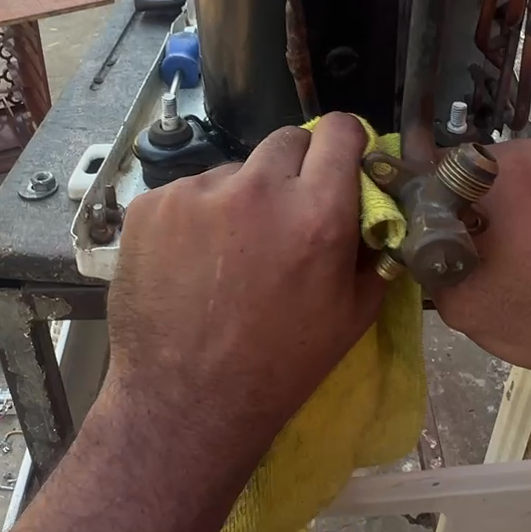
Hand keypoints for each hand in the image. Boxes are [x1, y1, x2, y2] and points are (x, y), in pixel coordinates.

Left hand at [103, 118, 385, 461]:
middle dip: (294, 169)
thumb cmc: (281, 365)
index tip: (340, 160)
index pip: (338, 129)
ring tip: (231, 250)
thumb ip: (375, 246)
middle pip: (286, 141)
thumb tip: (378, 203)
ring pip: (234, 170)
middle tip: (285, 213)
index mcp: (316, 213)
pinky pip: (189, 192)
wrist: (185, 402)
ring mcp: (196, 193)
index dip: (344, 142)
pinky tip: (193, 259)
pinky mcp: (151, 205)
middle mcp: (256, 189)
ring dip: (242, 195)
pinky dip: (197, 215)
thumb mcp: (354, 313)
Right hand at [432, 139, 530, 397]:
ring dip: (471, 223)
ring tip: (474, 268)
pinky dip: (500, 226)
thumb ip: (422, 268)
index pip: (422, 176)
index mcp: (494, 167)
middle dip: (442, 217)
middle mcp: (523, 155)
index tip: (408, 247)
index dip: (408, 213)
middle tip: (439, 262)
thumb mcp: (462, 303)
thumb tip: (410, 249)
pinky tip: (505, 266)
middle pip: (453, 180)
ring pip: (482, 191)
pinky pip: (512, 200)